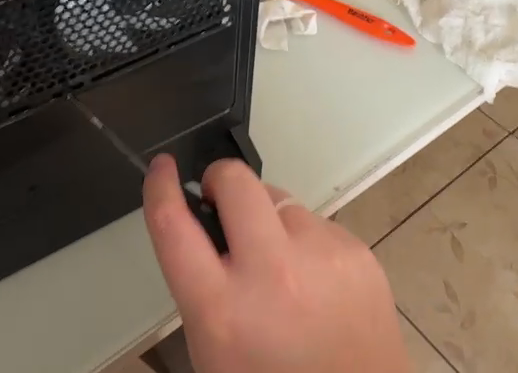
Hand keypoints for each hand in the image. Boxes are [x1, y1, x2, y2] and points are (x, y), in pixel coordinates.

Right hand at [142, 155, 411, 372]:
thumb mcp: (214, 350)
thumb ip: (202, 288)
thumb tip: (204, 228)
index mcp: (222, 311)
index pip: (173, 224)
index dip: (160, 187)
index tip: (162, 167)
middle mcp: (271, 274)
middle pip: (234, 181)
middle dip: (221, 181)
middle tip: (221, 204)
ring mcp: (320, 258)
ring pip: (279, 199)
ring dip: (269, 221)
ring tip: (281, 267)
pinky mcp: (357, 253)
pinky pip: (317, 223)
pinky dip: (307, 242)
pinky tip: (316, 282)